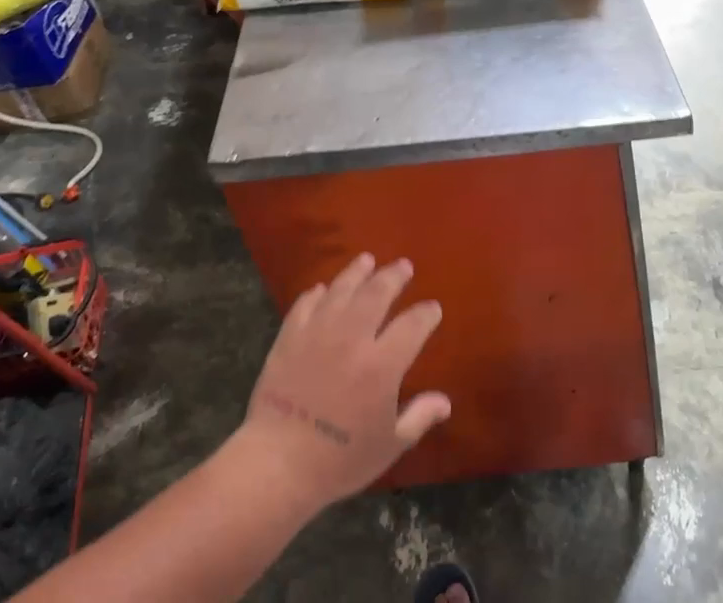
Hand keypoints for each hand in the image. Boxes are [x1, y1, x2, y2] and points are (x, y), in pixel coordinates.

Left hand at [234, 254, 450, 509]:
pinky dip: (315, 295)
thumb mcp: (390, 445)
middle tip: (403, 265)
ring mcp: (316, 335)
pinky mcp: (288, 340)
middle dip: (393, 277)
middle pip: (376, 294)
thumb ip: (418, 417)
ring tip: (366, 260)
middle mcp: (352, 339)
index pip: (412, 326)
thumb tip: (445, 401)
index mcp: (382, 364)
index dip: (426, 314)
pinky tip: (320, 290)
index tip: (432, 309)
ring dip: (355, 273)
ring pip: (339, 291)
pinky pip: (304, 307)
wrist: (278, 463)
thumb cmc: (340, 459)